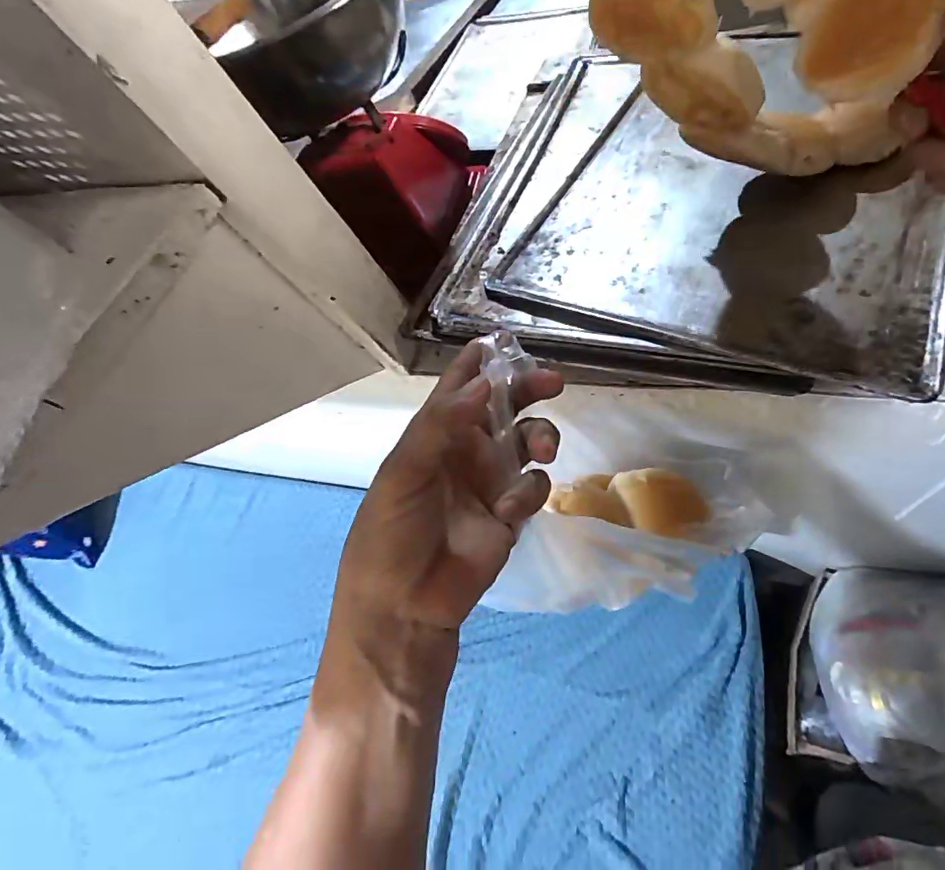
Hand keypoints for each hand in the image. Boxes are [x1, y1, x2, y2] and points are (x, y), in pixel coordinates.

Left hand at [334, 340, 563, 632]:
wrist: (404, 604)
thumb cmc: (390, 533)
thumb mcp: (404, 473)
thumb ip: (442, 425)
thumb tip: (485, 382)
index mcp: (436, 435)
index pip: (459, 388)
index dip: (478, 363)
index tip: (501, 340)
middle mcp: (468, 450)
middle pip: (507, 406)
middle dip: (531, 389)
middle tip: (554, 382)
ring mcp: (493, 480)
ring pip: (531, 440)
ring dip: (542, 438)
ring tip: (543, 452)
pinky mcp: (512, 510)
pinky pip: (534, 486)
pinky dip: (527, 493)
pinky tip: (506, 512)